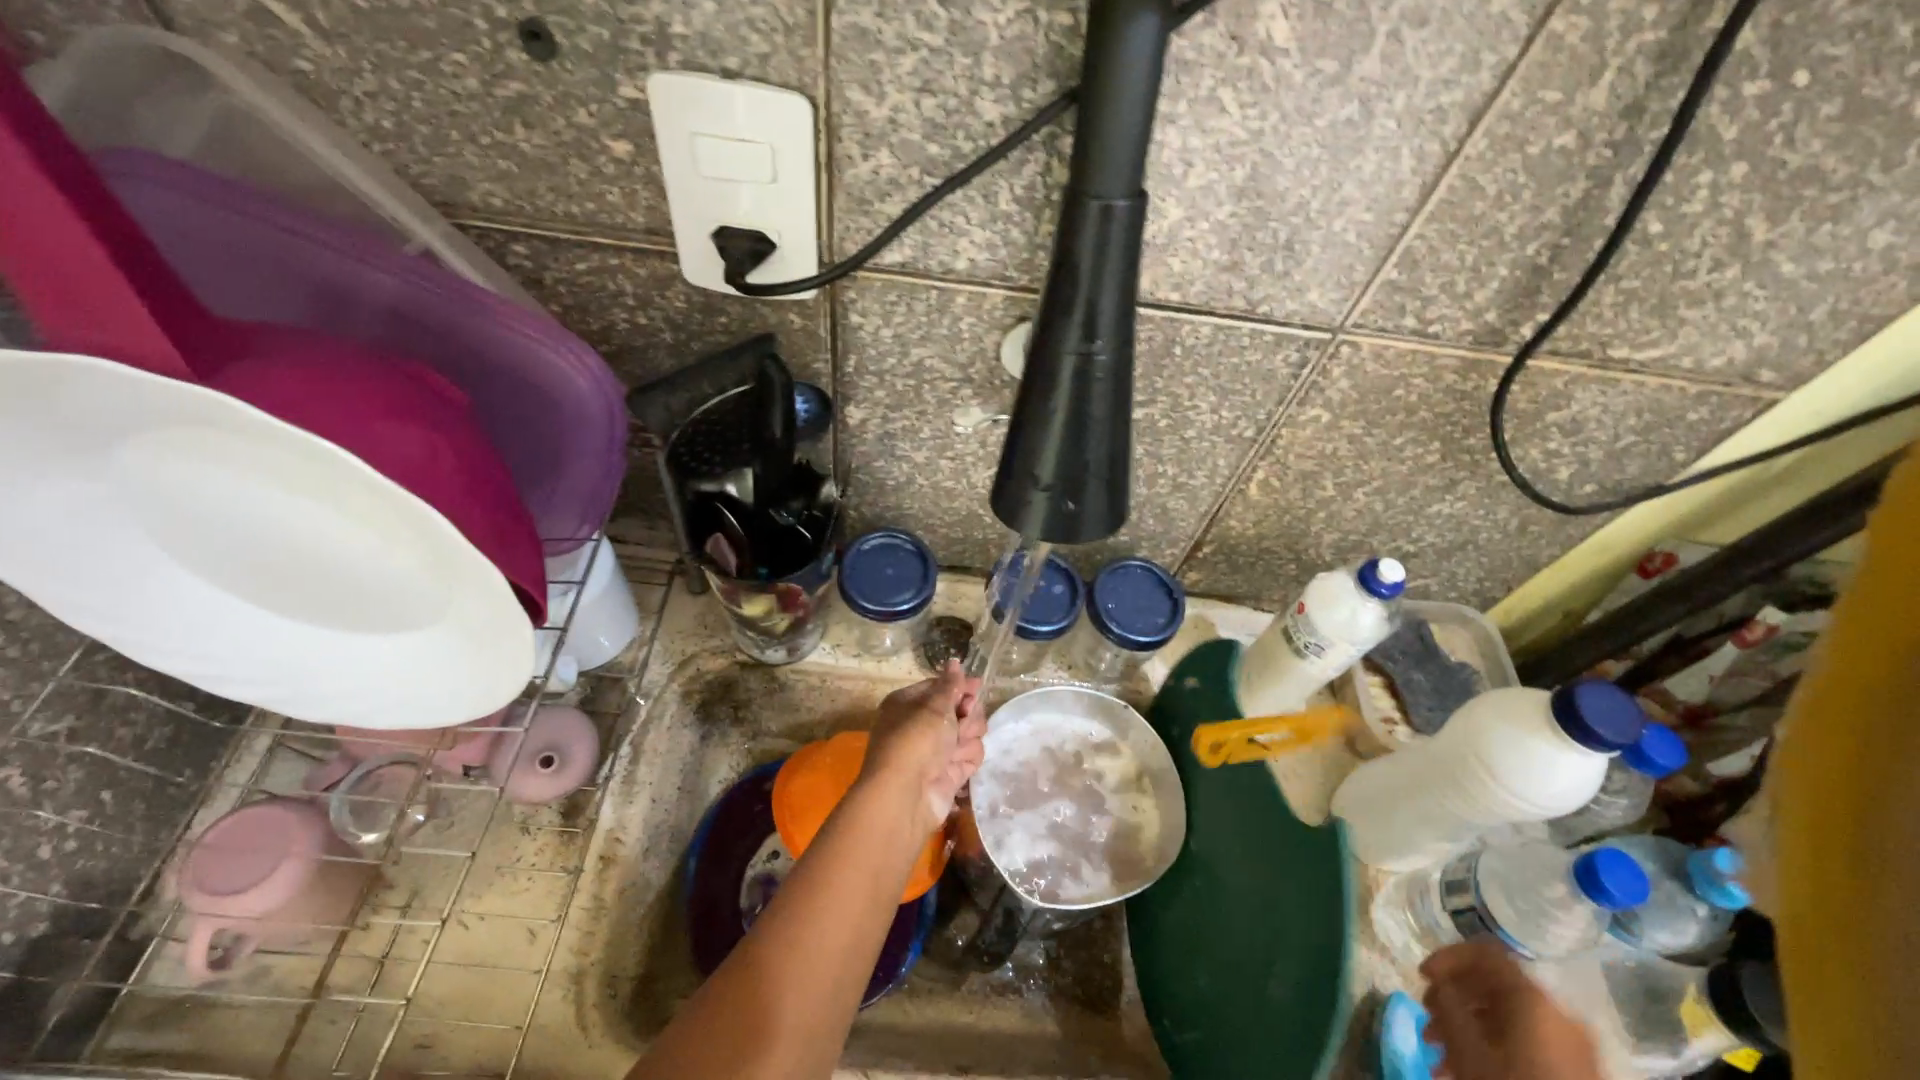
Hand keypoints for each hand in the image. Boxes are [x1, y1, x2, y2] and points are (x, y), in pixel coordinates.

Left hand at [862, 660, 985, 832]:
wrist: (907, 793)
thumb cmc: (915, 739)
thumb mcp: (933, 705)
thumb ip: (950, 684)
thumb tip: (954, 662)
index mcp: (909, 704)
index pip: (940, 688)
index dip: (960, 687)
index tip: (977, 687)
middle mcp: (921, 725)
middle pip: (959, 709)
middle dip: (968, 713)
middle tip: (964, 718)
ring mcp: (936, 750)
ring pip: (968, 732)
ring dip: (968, 735)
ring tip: (956, 744)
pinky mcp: (949, 772)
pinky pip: (970, 755)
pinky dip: (967, 757)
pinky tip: (957, 762)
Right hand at [1420, 943, 1603, 1079]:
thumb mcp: (1469, 1051)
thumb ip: (1449, 1007)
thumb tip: (1441, 983)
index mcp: (1534, 999)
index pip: (1485, 953)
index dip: (1447, 957)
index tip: (1422, 978)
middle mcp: (1557, 1012)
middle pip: (1495, 986)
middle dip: (1454, 998)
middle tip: (1426, 1019)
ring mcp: (1571, 1042)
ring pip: (1508, 1017)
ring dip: (1468, 1026)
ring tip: (1439, 1051)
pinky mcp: (1574, 1067)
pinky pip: (1525, 1041)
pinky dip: (1493, 1045)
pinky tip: (1467, 1068)